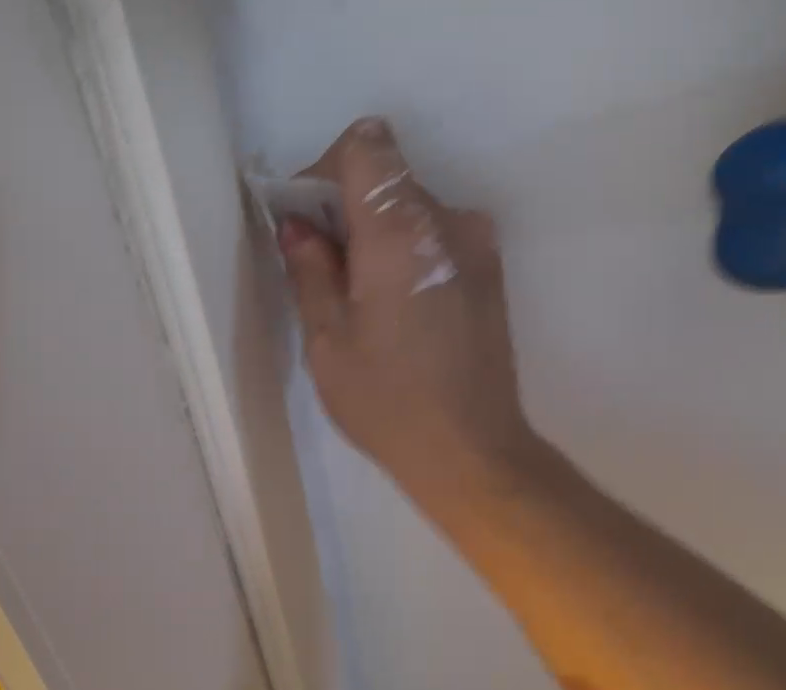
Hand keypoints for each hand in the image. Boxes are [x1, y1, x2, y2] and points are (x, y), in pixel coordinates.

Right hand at [281, 118, 537, 497]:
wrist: (469, 447)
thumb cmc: (385, 400)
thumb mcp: (326, 340)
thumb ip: (310, 271)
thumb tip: (297, 227)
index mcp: (400, 231)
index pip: (364, 147)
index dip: (322, 173)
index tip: (302, 223)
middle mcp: (447, 219)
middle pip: (385, 177)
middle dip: (341, 210)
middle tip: (314, 270)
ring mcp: (477, 242)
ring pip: (408, 209)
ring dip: (371, 235)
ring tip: (352, 301)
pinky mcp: (488, 268)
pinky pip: (432, 236)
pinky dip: (400, 253)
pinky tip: (387, 310)